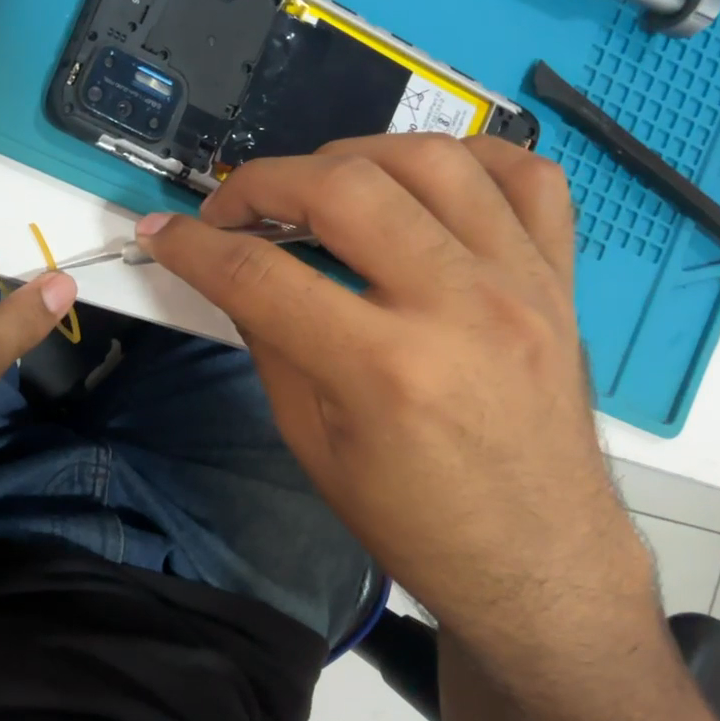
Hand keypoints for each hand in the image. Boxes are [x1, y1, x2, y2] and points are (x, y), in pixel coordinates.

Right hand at [139, 135, 654, 643]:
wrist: (537, 564)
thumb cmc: (410, 519)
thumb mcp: (310, 440)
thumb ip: (271, 341)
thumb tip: (232, 272)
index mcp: (382, 370)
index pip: (260, 274)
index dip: (192, 245)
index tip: (160, 234)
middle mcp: (459, 308)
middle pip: (344, 190)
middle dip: (261, 182)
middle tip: (229, 209)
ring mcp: (523, 285)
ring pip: (432, 160)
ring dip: (350, 156)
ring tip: (312, 187)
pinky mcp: (559, 281)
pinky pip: (524, 177)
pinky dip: (461, 158)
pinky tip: (414, 180)